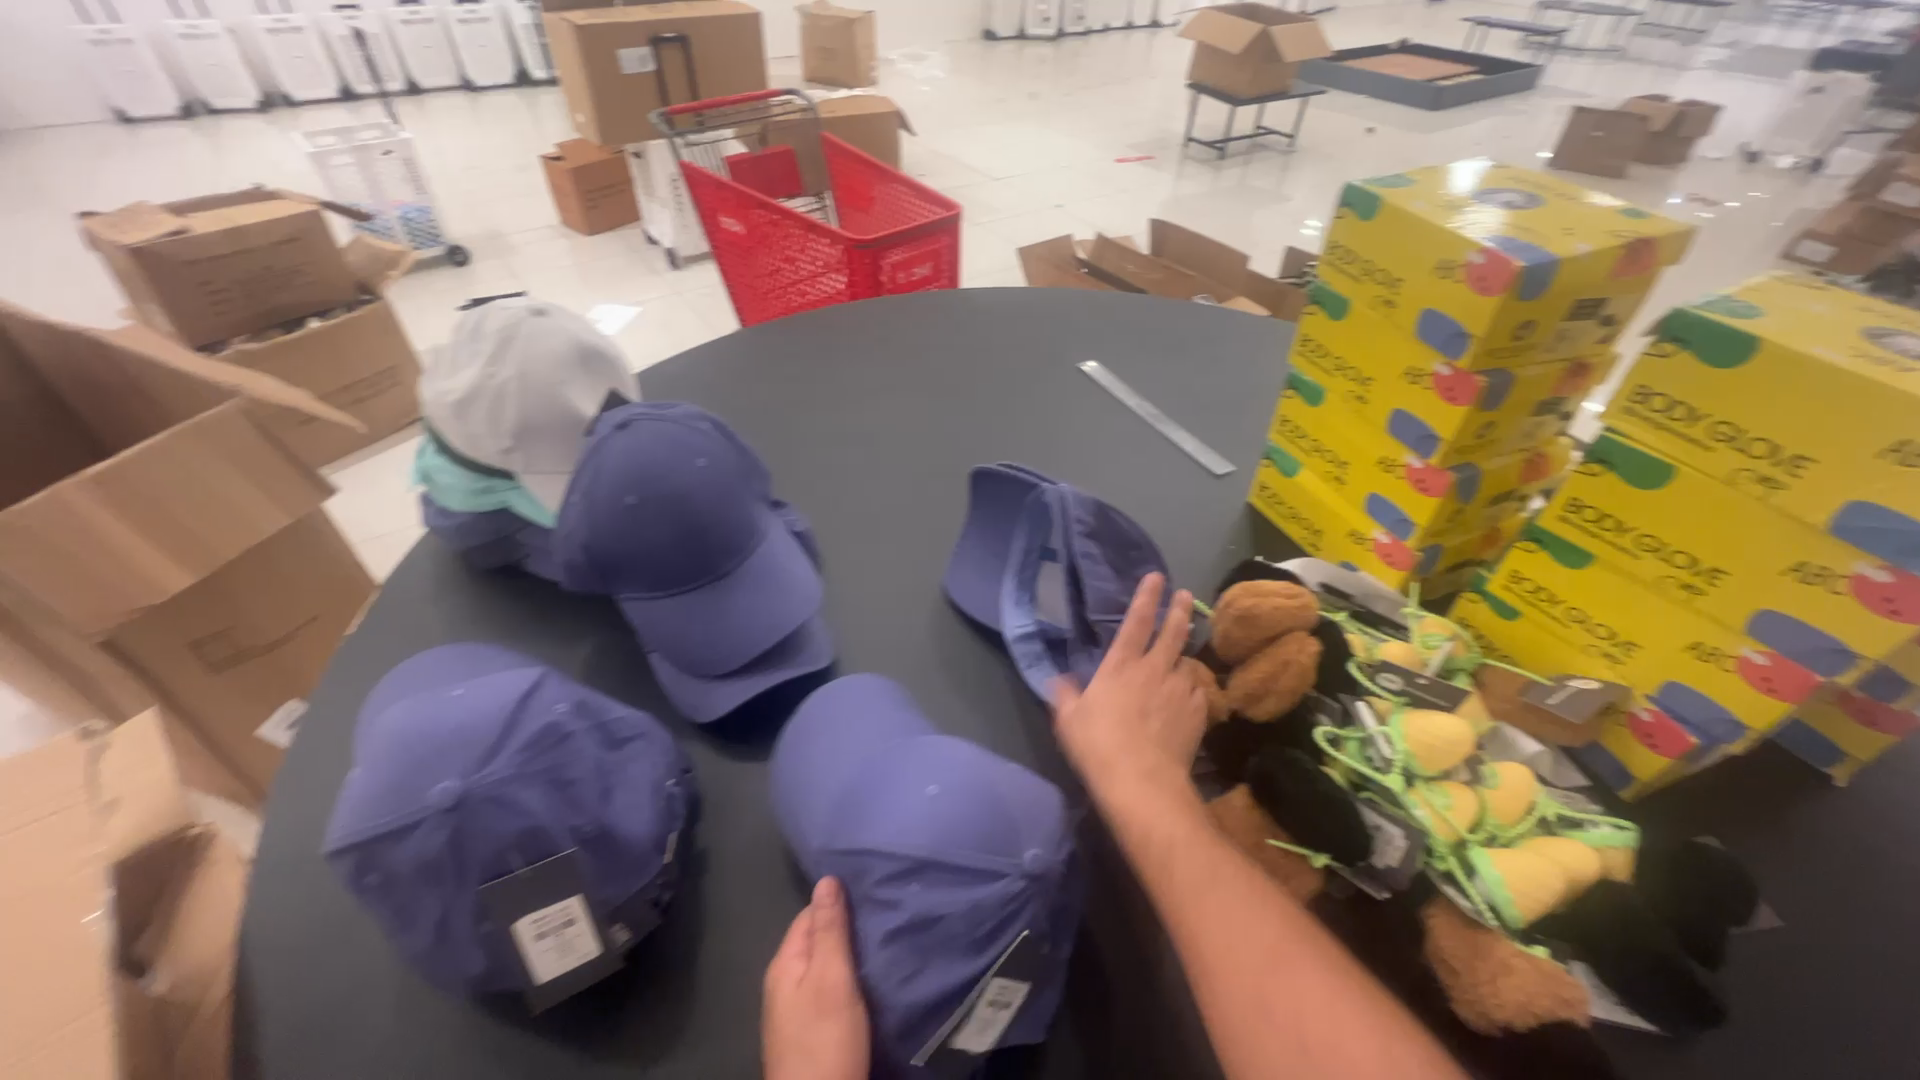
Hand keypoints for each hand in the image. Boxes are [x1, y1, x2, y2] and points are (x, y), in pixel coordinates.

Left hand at [763, 876, 870, 1079]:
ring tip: (880, 944)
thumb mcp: (832, 977)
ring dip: (848, 955)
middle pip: (815, 939)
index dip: (837, 901)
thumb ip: (830, 929)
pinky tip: (867, 981)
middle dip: (845, 927)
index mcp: (785, 962)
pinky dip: (846, 980)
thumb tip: (826, 878)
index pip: (809, 914)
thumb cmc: (825, 1037)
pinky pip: (827, 989)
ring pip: (823, 966)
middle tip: (882, 917)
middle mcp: (784, 981)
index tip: (871, 893)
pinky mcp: (809, 1030)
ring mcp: (793, 1009)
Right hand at [1051, 572, 1205, 806]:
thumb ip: (1064, 695)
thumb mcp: (1068, 720)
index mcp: (1121, 665)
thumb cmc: (1098, 746)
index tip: (1156, 576)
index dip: (1146, 596)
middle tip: (1185, 595)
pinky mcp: (1198, 712)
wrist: (1143, 781)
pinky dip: (1194, 688)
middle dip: (1179, 609)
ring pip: (1188, 661)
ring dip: (1186, 654)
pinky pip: (1199, 691)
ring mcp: (1181, 690)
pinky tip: (1191, 695)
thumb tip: (1057, 679)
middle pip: (1172, 631)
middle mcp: (1154, 669)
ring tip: (1184, 655)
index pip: (1136, 621)